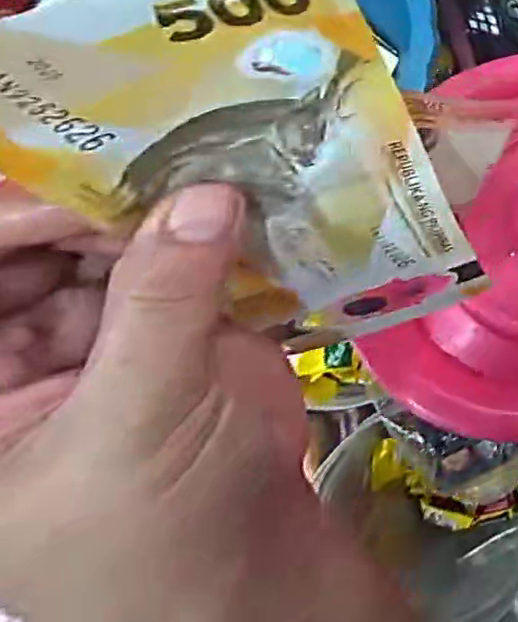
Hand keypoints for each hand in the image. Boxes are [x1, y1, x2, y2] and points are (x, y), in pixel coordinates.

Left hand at [0, 184, 409, 621]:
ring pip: (137, 256)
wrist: (245, 561)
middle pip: (48, 257)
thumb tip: (208, 196)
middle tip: (197, 169)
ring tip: (249, 181)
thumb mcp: (136, 418)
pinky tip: (276, 217)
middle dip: (116, 211)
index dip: (14, 224)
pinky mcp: (197, 337)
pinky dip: (243, 246)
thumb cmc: (141, 522)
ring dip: (191, 220)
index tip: (110, 184)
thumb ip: (165, 305)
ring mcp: (115, 343)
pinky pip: (209, 275)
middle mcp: (20, 353)